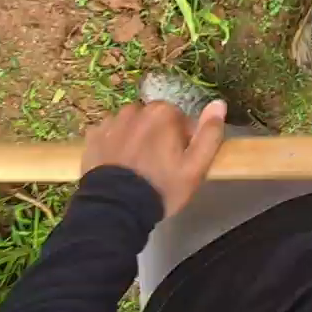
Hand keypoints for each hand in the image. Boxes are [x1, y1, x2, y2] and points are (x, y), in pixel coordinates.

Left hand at [80, 100, 227, 217]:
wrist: (115, 209)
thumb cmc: (161, 187)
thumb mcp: (196, 166)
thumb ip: (210, 133)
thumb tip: (219, 103)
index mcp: (163, 113)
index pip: (181, 120)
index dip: (183, 141)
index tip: (178, 162)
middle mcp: (136, 109)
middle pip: (155, 119)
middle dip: (159, 136)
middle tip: (159, 166)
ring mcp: (111, 122)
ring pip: (133, 124)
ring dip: (137, 137)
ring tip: (138, 166)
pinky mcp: (93, 136)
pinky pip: (111, 132)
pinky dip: (116, 142)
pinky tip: (119, 163)